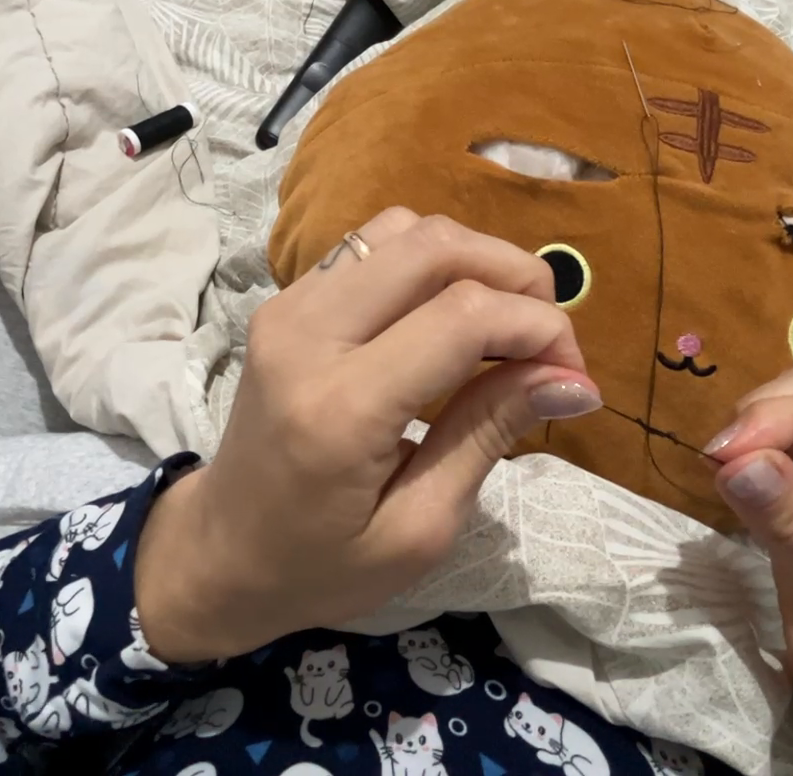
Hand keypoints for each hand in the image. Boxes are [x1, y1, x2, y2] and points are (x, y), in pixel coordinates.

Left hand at [136, 208, 601, 662]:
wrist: (221, 549)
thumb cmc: (321, 563)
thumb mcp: (420, 528)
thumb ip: (489, 434)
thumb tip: (572, 378)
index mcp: (340, 408)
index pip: (460, 318)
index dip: (537, 328)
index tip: (571, 373)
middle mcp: (307, 334)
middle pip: (433, 246)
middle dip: (514, 274)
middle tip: (547, 334)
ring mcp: (288, 306)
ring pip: (403, 228)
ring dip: (471, 258)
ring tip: (500, 319)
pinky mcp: (286, 299)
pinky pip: (371, 244)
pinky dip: (427, 261)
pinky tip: (445, 311)